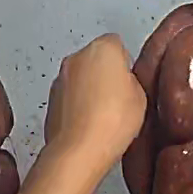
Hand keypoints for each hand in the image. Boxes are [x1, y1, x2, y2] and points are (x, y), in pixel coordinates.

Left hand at [44, 35, 145, 169]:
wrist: (80, 150)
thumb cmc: (111, 122)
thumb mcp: (141, 97)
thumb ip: (132, 81)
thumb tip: (125, 84)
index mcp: (103, 48)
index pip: (117, 44)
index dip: (126, 63)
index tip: (131, 80)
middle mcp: (77, 57)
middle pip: (96, 59)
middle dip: (106, 75)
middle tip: (121, 99)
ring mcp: (60, 78)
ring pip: (81, 77)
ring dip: (90, 90)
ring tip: (106, 116)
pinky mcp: (51, 99)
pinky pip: (70, 96)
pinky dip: (78, 106)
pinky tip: (91, 124)